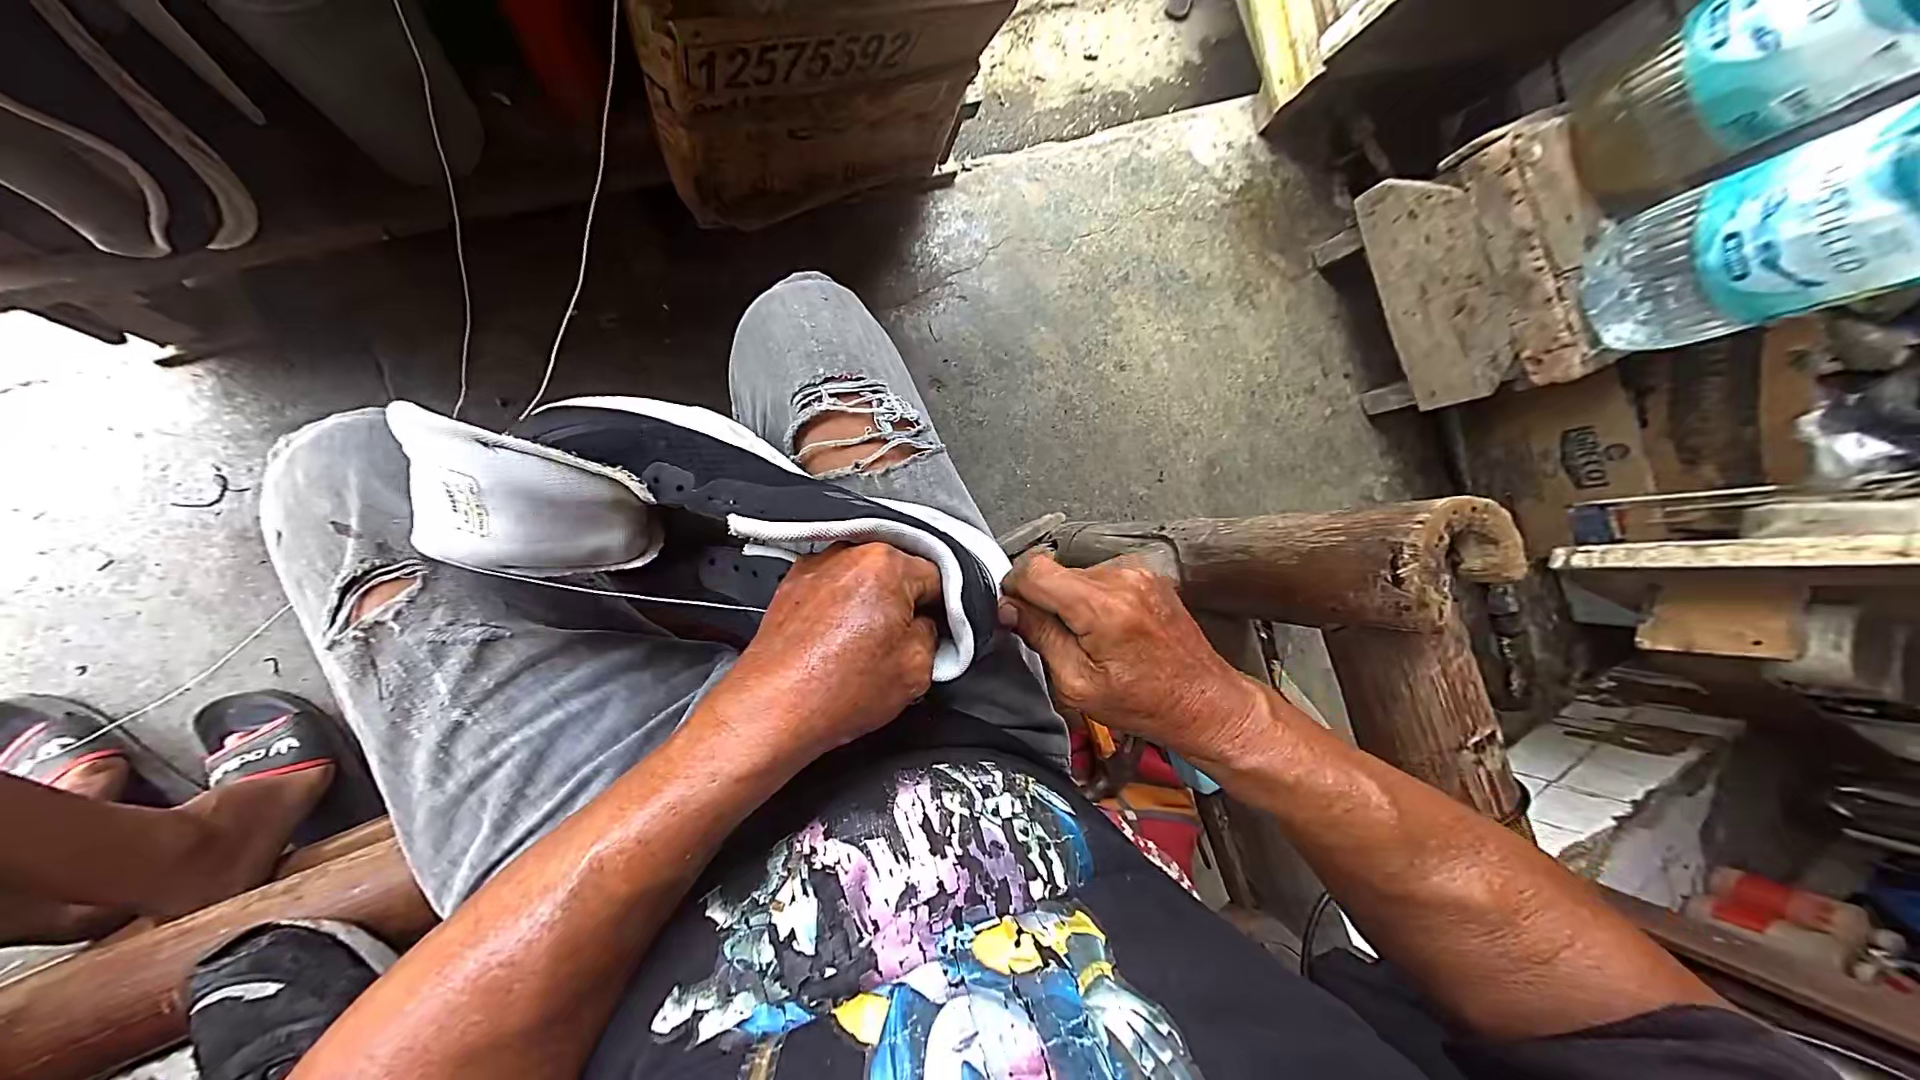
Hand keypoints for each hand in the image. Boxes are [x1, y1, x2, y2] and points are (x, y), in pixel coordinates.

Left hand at [706, 543, 941, 760]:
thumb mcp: (916, 669)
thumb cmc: (832, 690)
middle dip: (905, 605)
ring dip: (872, 606)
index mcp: (886, 565)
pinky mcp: (793, 587)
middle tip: (901, 644)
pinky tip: (840, 647)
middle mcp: (849, 556)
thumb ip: (933, 635)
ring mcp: (817, 568)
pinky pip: (834, 591)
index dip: (944, 609)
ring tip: (865, 650)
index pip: (937, 576)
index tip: (939, 630)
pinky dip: (842, 612)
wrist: (772, 709)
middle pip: (898, 573)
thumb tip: (927, 628)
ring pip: (864, 582)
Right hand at [1000, 553, 1271, 765]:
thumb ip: (1039, 637)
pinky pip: (1098, 576)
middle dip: (1044, 601)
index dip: (1014, 590)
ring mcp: (1138, 571)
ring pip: (1074, 573)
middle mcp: (1123, 578)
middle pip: (1053, 571)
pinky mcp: (1145, 573)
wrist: (1202, 701)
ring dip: (1069, 601)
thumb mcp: (1077, 684)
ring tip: (1089, 638)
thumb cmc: (1149, 702)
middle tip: (1056, 640)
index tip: (1013, 612)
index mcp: (1104, 607)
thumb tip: (1009, 608)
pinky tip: (1107, 630)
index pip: (1034, 570)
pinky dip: (1091, 598)